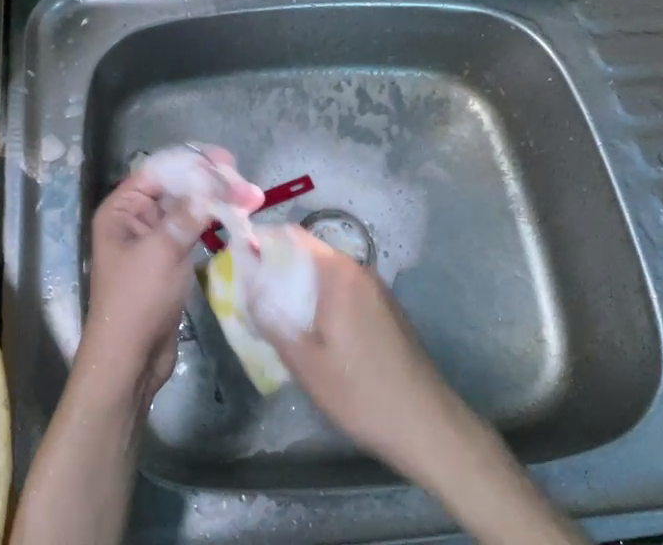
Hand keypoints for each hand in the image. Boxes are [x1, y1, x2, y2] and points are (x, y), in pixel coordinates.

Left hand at [81, 147, 252, 404]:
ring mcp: (152, 241)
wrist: (130, 357)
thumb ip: (189, 213)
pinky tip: (236, 220)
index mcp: (122, 210)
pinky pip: (191, 232)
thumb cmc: (137, 298)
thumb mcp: (163, 250)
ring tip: (249, 199)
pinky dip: (212, 224)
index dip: (193, 163)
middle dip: (210, 183)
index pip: (159, 172)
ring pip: (187, 210)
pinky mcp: (168, 261)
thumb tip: (218, 184)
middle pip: (175, 188)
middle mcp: (134, 220)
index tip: (228, 161)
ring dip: (215, 203)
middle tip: (245, 184)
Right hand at [259, 228, 464, 470]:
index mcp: (339, 274)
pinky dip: (320, 303)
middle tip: (248, 297)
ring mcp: (376, 291)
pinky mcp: (385, 310)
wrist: (427, 426)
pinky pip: (342, 293)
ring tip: (273, 318)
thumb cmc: (360, 392)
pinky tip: (309, 334)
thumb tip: (246, 285)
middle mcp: (359, 271)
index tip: (235, 262)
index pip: (292, 236)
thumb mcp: (305, 361)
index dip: (260, 242)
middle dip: (276, 271)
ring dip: (298, 290)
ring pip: (325, 276)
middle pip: (308, 255)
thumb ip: (271, 318)